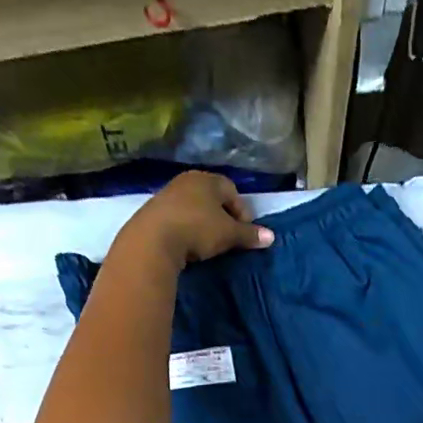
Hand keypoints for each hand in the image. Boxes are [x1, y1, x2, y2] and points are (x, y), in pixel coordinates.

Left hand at [113, 172, 274, 266]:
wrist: (152, 240)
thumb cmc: (197, 229)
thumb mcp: (228, 234)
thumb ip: (249, 235)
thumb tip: (271, 237)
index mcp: (208, 180)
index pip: (232, 190)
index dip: (241, 210)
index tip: (244, 230)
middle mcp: (187, 181)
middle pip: (211, 196)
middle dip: (222, 215)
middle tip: (227, 236)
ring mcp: (167, 194)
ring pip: (193, 206)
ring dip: (202, 221)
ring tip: (207, 242)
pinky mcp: (153, 211)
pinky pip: (177, 216)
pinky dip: (186, 227)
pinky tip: (187, 243)